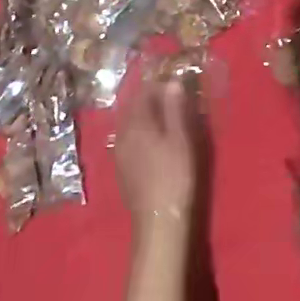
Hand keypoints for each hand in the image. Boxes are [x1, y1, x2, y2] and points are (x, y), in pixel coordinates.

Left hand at [113, 79, 200, 230]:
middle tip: (171, 96)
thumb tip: (171, 82)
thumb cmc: (175, 175)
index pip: (143, 92)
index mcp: (137, 123)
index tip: (175, 81)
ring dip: (144, 114)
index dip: (158, 84)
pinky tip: (153, 139)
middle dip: (149, 97)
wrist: (158, 219)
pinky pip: (128, 137)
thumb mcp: (180, 139)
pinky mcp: (121, 167)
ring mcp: (118, 152)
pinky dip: (140, 130)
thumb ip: (175, 109)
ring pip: (128, 122)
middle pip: (132, 106)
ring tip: (164, 116)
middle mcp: (122, 133)